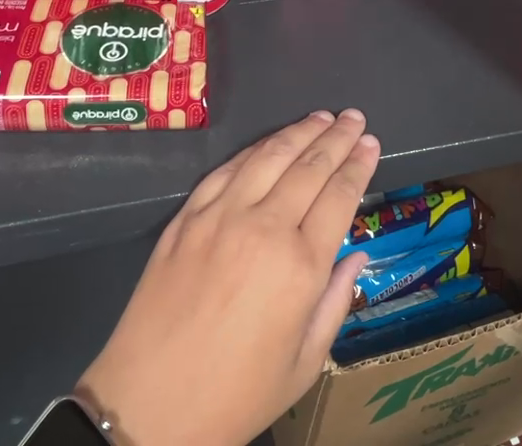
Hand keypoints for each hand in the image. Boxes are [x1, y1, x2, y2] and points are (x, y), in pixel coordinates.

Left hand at [76, 111, 380, 445]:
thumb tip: (358, 255)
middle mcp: (264, 228)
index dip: (358, 165)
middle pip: (309, 166)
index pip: (339, 196)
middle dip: (336, 138)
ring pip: (268, 157)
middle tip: (353, 116)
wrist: (150, 404)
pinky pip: (225, 170)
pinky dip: (253, 150)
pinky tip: (269, 142)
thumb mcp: (305, 363)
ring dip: (298, 132)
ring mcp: (220, 217)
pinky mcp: (186, 218)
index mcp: (301, 266)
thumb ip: (335, 302)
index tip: (371, 143)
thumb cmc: (237, 394)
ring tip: (320, 118)